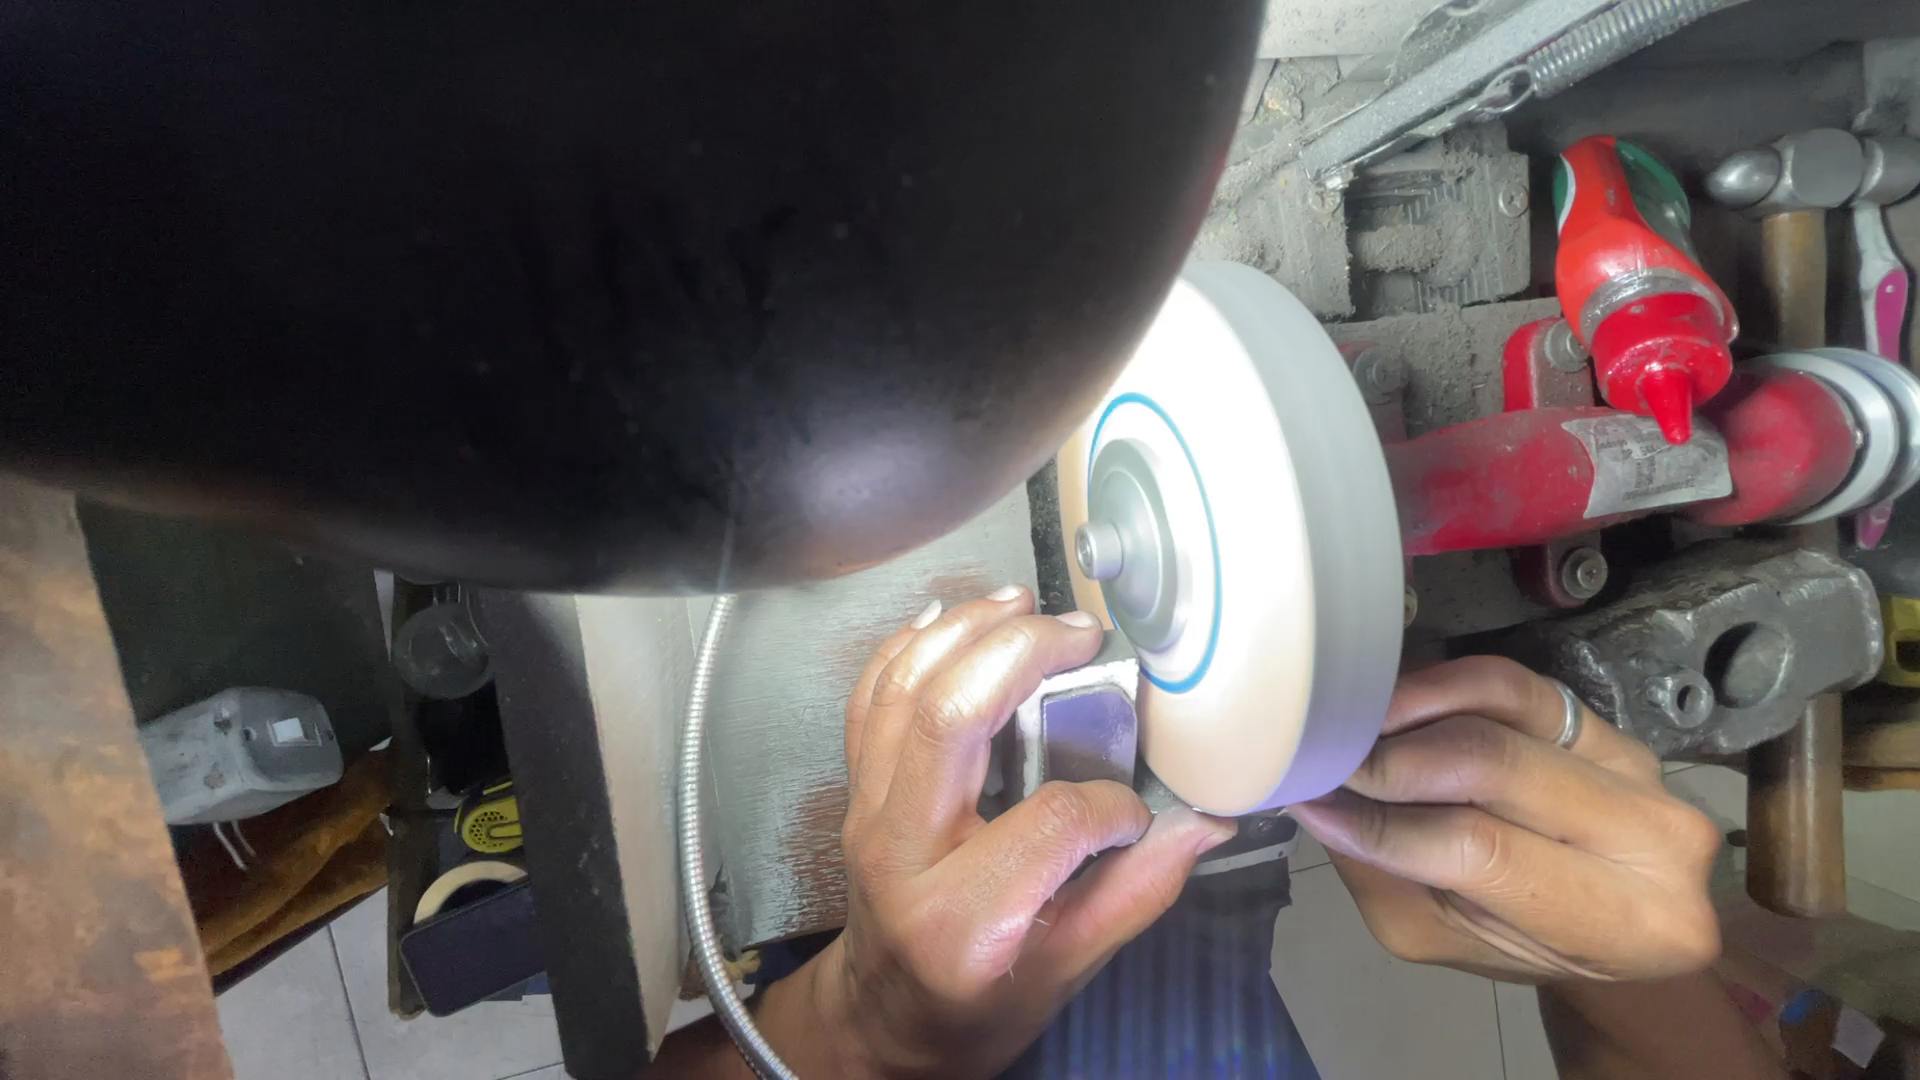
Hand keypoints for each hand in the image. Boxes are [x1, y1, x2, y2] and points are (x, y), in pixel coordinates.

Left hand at [766, 587, 1234, 1078]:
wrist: (884, 1018)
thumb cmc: (976, 1006)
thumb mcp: (1067, 971)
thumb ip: (1136, 892)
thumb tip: (1205, 821)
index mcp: (962, 918)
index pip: (1048, 823)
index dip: (1109, 803)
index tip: (1136, 805)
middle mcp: (900, 848)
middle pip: (950, 717)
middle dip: (1020, 653)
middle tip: (1080, 632)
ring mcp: (866, 808)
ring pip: (902, 690)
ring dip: (963, 630)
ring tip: (1020, 602)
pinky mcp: (855, 785)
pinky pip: (869, 696)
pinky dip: (908, 645)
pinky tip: (950, 617)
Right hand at [1289, 656, 1722, 983]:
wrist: (1580, 917)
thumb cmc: (1499, 935)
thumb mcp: (1427, 929)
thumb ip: (1374, 864)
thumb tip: (1311, 792)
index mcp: (1628, 922)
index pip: (1479, 848)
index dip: (1381, 822)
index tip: (1312, 802)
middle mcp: (1659, 838)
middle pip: (1491, 763)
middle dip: (1388, 758)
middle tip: (1328, 759)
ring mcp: (1633, 763)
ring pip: (1499, 706)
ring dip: (1405, 710)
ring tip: (1354, 728)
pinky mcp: (1594, 716)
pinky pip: (1504, 679)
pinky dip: (1434, 683)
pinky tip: (1390, 704)